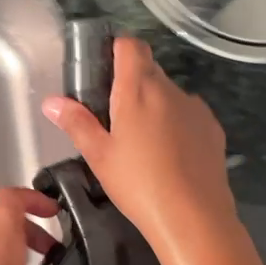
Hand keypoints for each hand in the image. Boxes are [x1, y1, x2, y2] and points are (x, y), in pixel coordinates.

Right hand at [41, 37, 238, 264]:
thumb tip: (52, 102)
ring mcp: (196, 108)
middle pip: (149, 70)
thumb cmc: (138, 183)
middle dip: (130, 83)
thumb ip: (76, 123)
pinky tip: (168, 155)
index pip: (131, 46)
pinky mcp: (214, 129)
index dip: (116, 49)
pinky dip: (175, 124)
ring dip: (154, 106)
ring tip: (141, 142)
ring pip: (169, 94)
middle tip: (112, 116)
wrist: (194, 218)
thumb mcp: (99, 156)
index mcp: (138, 89)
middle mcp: (170, 90)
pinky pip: (188, 115)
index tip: (103, 68)